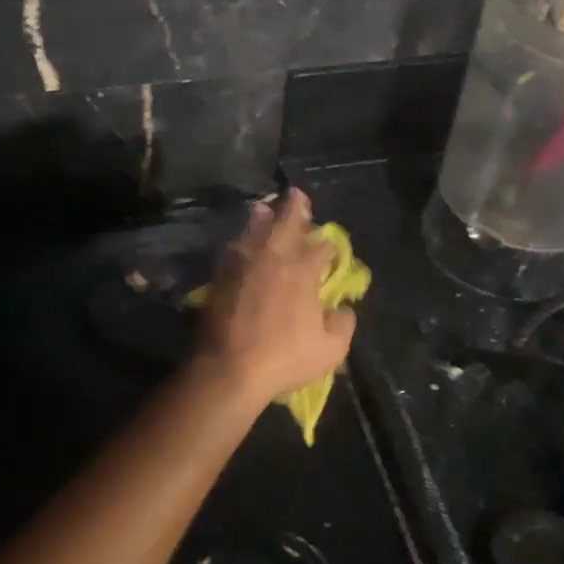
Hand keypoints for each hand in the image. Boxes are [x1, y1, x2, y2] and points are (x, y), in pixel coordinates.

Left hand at [191, 189, 357, 411]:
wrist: (228, 368)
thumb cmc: (284, 358)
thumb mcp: (330, 349)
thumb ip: (343, 324)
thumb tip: (343, 308)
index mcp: (302, 270)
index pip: (320, 246)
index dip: (327, 244)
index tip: (329, 247)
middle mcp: (273, 257)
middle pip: (285, 222)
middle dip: (295, 207)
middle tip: (296, 195)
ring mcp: (242, 264)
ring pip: (254, 229)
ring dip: (262, 216)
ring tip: (263, 208)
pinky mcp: (220, 276)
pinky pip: (233, 248)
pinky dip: (241, 240)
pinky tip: (241, 242)